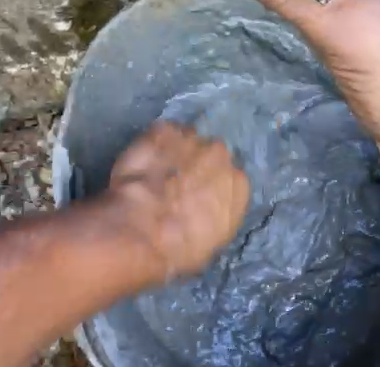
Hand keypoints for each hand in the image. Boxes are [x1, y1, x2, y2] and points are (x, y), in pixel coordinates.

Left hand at [96, 121, 249, 280]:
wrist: (141, 229)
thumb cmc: (180, 248)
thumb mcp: (213, 242)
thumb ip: (219, 212)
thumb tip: (209, 206)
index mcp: (238, 183)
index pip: (230, 178)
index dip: (213, 186)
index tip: (199, 197)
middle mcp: (220, 154)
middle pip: (211, 154)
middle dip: (198, 165)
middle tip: (177, 183)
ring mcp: (191, 137)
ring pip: (187, 140)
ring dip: (176, 152)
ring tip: (158, 172)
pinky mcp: (162, 130)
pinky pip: (162, 134)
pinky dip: (154, 145)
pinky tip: (145, 162)